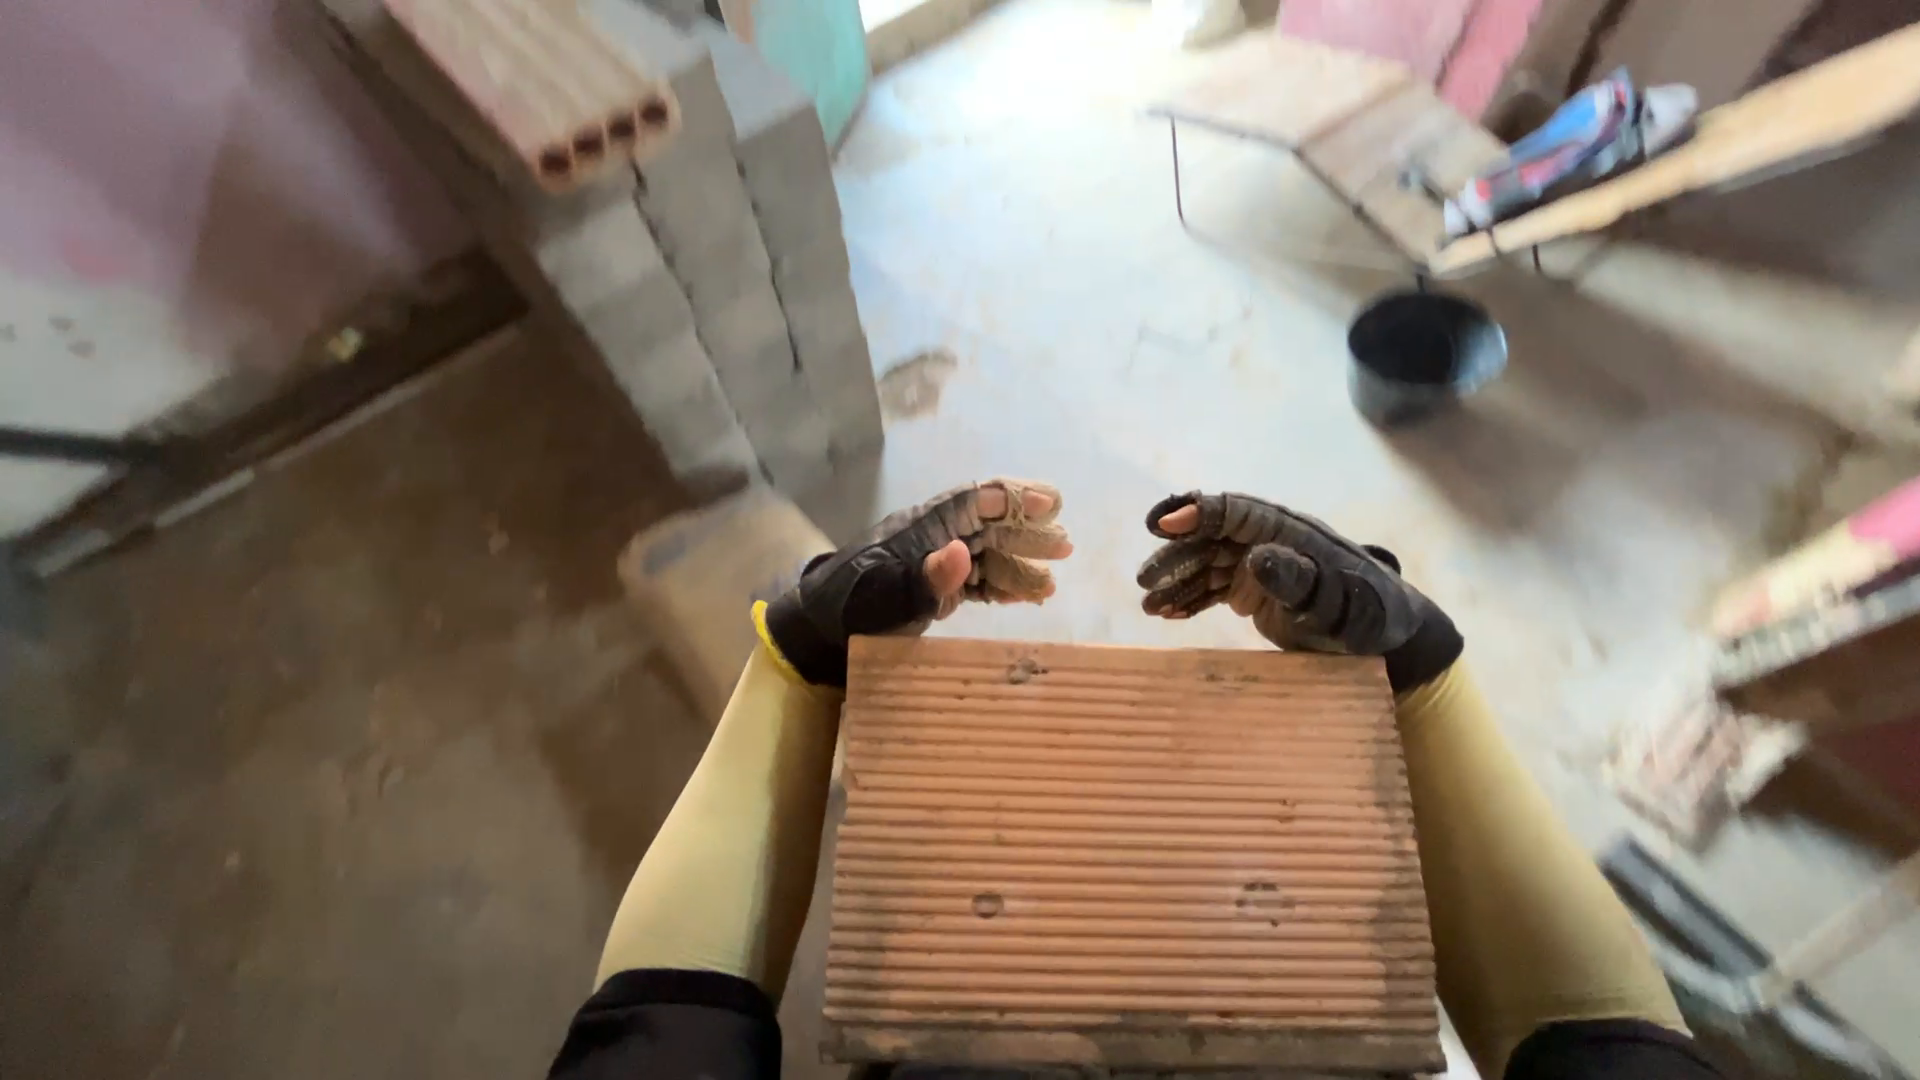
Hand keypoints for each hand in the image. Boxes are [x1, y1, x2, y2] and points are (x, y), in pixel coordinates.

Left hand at [764, 479, 1070, 685]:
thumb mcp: (887, 593)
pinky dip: (1004, 589)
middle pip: (990, 527)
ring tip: (1052, 583)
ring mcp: (938, 567)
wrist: (822, 633)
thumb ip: (925, 576)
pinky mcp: (939, 592)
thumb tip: (962, 549)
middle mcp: (936, 540)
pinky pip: (979, 584)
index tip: (1049, 503)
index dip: (1012, 498)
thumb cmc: (853, 606)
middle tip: (1065, 546)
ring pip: (989, 557)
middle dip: (1027, 533)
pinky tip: (1028, 598)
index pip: (973, 501)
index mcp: (923, 527)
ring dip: (1021, 566)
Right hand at [1136, 491, 1460, 691]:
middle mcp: (1265, 541)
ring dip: (1175, 582)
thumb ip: (1300, 579)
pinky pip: (1211, 589)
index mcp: (1287, 531)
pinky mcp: (1251, 590)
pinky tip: (1168, 614)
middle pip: (1209, 538)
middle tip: (1144, 581)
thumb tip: (1255, 556)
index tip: (1160, 526)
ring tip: (1148, 607)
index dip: (1195, 512)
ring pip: (1204, 564)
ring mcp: (1256, 565)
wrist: (1386, 640)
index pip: (1233, 511)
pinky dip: (1188, 600)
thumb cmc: (1367, 617)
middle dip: (1174, 556)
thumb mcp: (1339, 603)